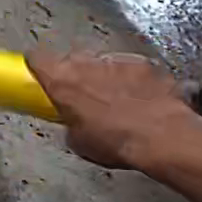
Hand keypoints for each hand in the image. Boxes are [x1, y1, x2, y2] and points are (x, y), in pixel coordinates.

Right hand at [26, 48, 201, 169]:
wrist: (164, 138)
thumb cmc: (115, 142)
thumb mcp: (79, 142)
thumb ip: (70, 122)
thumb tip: (75, 123)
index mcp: (62, 79)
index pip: (37, 58)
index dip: (39, 67)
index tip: (42, 76)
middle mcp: (87, 62)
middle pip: (74, 60)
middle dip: (78, 75)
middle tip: (87, 97)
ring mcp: (119, 60)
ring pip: (106, 63)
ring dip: (109, 77)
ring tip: (122, 102)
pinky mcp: (148, 64)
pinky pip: (136, 69)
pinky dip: (138, 81)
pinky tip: (146, 101)